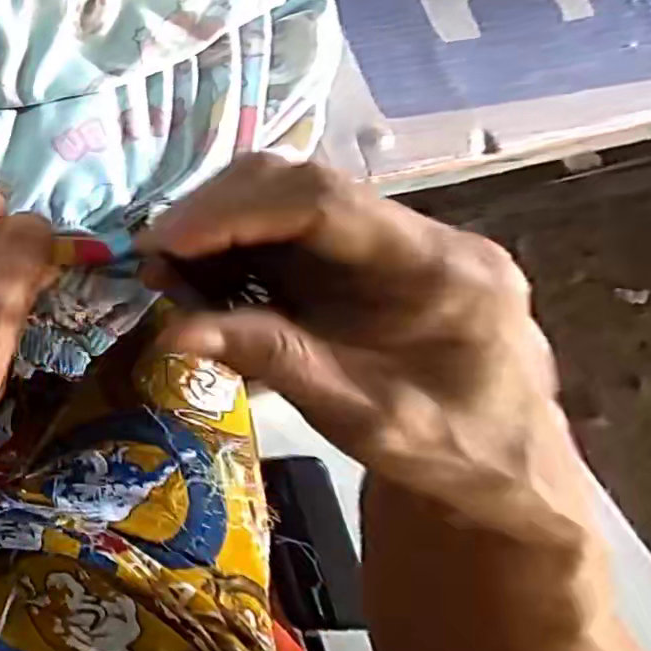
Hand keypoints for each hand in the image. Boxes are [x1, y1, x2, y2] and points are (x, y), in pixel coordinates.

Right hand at [137, 154, 595, 546]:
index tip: (164, 244)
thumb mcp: (358, 415)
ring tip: (166, 272)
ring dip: (209, 225)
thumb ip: (271, 360)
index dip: (232, 214)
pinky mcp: (346, 251)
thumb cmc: (444, 448)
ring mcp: (378, 238)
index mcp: (439, 268)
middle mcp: (411, 235)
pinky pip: (269, 224)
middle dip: (210, 213)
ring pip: (275, 193)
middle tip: (152, 256)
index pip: (323, 203)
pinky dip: (220, 245)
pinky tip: (196, 279)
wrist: (497, 467)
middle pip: (294, 183)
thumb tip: (171, 333)